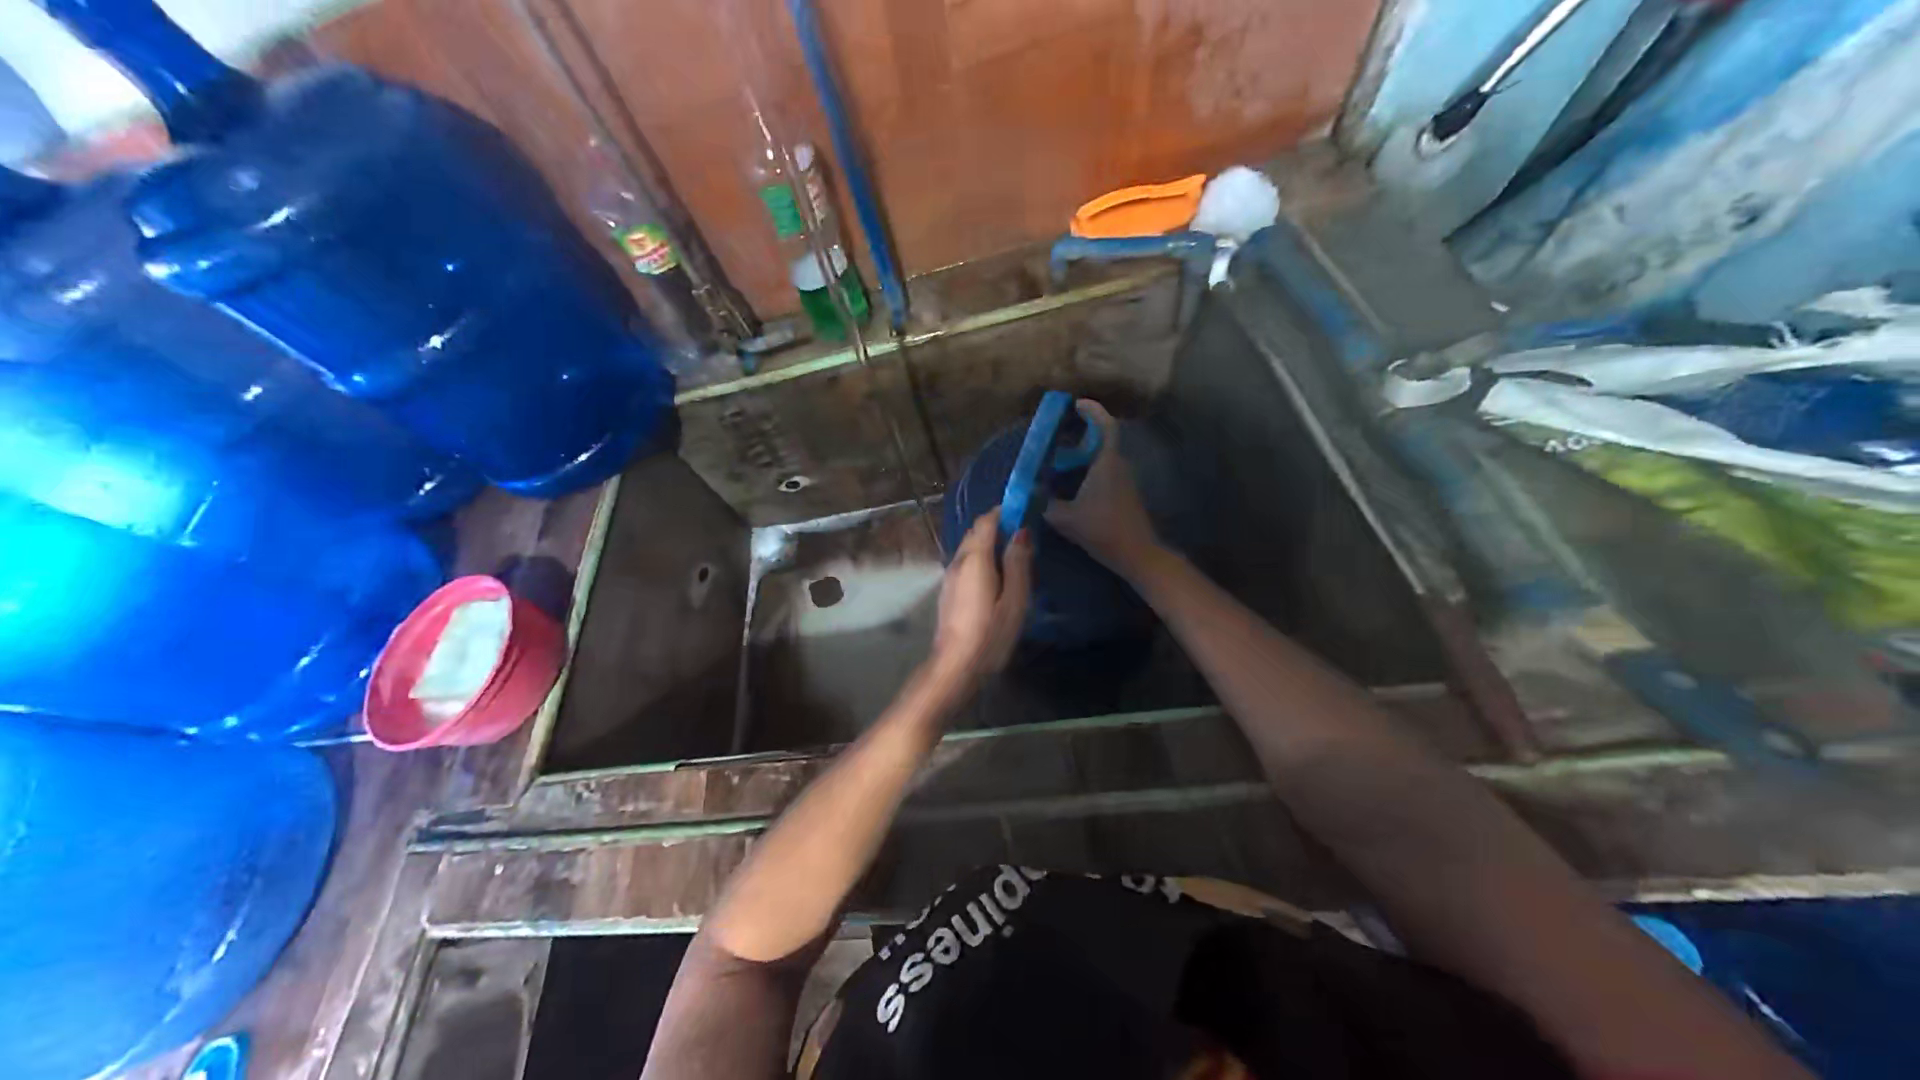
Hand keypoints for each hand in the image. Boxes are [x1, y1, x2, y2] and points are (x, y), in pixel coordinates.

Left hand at [932, 508, 1032, 682]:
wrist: (955, 666)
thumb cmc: (990, 634)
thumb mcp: (1015, 600)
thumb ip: (1018, 563)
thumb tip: (1021, 531)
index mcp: (975, 559)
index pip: (986, 521)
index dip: (1004, 510)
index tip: (1025, 510)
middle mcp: (958, 561)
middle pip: (976, 532)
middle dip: (998, 526)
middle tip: (1024, 534)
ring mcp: (950, 577)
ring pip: (969, 548)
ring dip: (989, 543)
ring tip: (1014, 555)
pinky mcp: (949, 591)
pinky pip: (966, 563)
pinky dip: (981, 558)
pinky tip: (997, 575)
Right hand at [1045, 400, 1160, 574]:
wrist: (1137, 554)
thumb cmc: (1103, 529)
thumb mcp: (1065, 517)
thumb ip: (1045, 503)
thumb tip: (1029, 492)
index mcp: (1107, 462)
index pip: (1104, 425)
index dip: (1092, 411)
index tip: (1076, 404)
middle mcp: (1117, 465)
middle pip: (1101, 439)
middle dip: (1081, 433)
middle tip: (1056, 434)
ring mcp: (1122, 480)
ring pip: (1101, 457)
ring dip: (1082, 454)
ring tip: (1057, 459)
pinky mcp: (1122, 495)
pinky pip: (1103, 472)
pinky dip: (1087, 470)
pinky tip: (1069, 483)